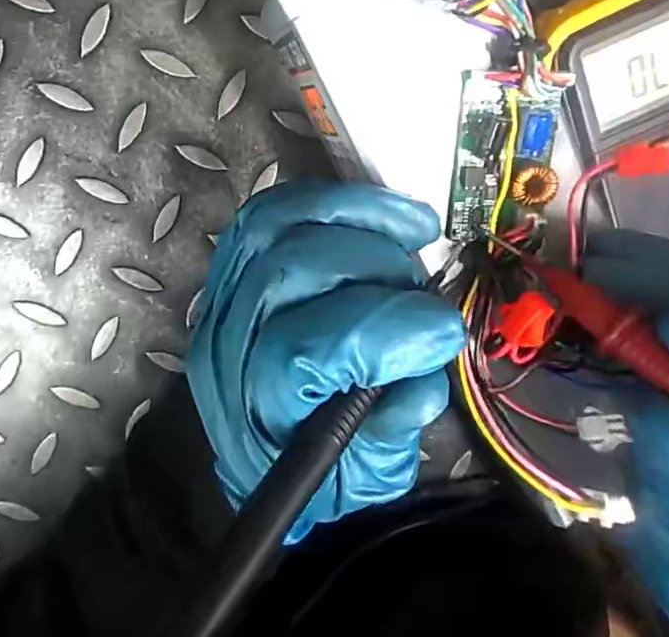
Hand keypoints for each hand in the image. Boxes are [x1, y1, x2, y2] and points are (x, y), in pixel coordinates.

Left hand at [187, 180, 465, 541]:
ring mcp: (226, 293)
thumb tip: (428, 357)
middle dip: (378, 268)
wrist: (277, 448)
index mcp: (260, 406)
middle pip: (289, 271)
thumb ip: (399, 421)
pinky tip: (380, 214)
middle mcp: (229, 342)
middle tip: (422, 291)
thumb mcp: (373, 469)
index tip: (442, 331)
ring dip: (359, 215)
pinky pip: (276, 207)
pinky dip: (334, 199)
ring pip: (276, 224)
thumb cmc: (327, 466)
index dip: (382, 331)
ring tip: (414, 233)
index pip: (301, 350)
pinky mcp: (236, 259)